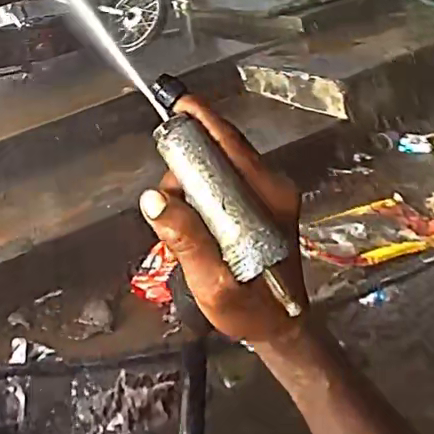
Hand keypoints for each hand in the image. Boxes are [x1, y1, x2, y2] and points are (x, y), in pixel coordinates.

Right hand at [139, 94, 306, 343]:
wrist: (281, 328)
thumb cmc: (252, 308)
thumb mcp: (215, 283)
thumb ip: (185, 239)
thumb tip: (152, 198)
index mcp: (268, 196)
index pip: (232, 143)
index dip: (203, 120)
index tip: (178, 105)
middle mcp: (272, 185)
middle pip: (224, 147)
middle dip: (189, 154)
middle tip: (168, 186)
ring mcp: (268, 191)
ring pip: (222, 160)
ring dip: (193, 173)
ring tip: (177, 208)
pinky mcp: (260, 199)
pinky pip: (225, 175)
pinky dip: (202, 183)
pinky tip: (190, 209)